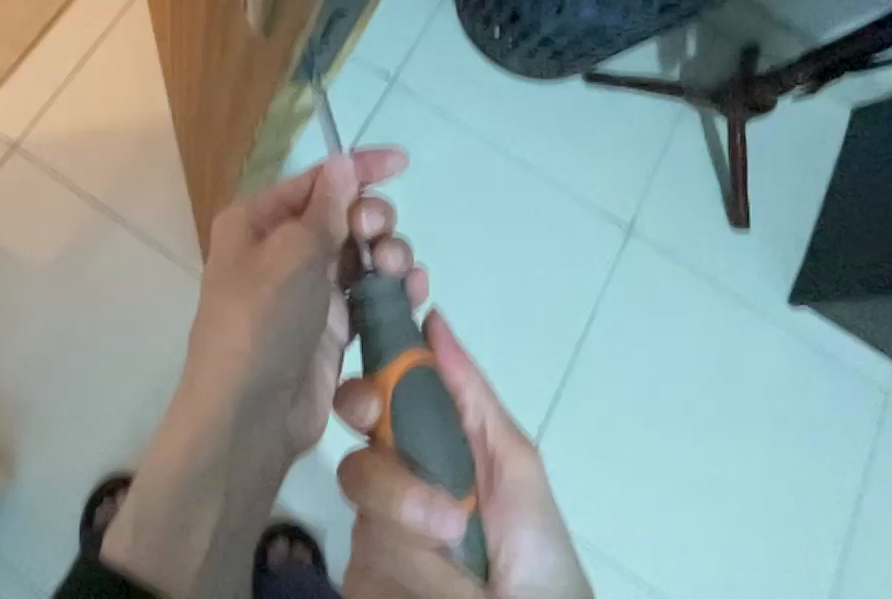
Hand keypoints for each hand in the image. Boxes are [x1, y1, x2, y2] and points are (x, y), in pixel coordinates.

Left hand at [187, 147, 409, 457]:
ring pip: (362, 252)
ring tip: (395, 271)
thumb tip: (343, 164)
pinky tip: (411, 289)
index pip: (316, 181)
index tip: (402, 161)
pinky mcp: (333, 324)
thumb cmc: (261, 321)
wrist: (249, 416)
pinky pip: (370, 291)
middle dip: (371, 218)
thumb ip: (325, 209)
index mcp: (259, 221)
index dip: (359, 167)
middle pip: (343, 214)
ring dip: (387, 252)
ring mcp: (309, 288)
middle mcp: (283, 248)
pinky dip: (392, 286)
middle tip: (375, 238)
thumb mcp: (291, 255)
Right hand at [335, 311, 591, 598]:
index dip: (364, 391)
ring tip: (459, 545)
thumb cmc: (536, 545)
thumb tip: (433, 318)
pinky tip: (439, 576)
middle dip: (385, 475)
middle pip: (355, 454)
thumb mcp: (514, 462)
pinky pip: (368, 554)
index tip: (373, 399)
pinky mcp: (363, 576)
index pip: (373, 403)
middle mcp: (391, 485)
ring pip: (364, 507)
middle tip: (411, 482)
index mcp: (422, 447)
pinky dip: (410, 566)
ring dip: (414, 519)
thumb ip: (470, 392)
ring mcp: (374, 534)